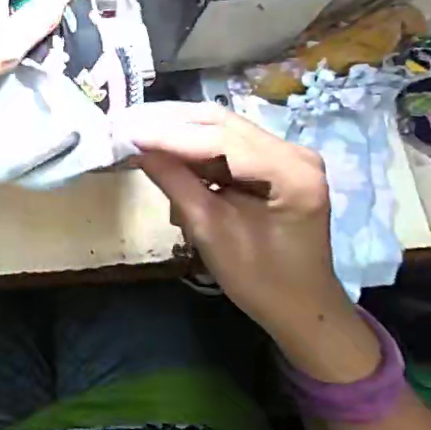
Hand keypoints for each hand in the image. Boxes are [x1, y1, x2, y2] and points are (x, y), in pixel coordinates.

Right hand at [121, 102, 377, 381]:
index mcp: (290, 172)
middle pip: (222, 124)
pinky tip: (166, 148)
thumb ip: (175, 181)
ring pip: (223, 129)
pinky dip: (196, 146)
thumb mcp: (211, 230)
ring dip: (181, 131)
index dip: (170, 135)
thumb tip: (137, 148)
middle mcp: (294, 152)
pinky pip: (230, 144)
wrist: (302, 307)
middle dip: (172, 123)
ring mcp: (288, 154)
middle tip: (128, 123)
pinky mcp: (277, 162)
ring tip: (140, 132)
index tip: (128, 132)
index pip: (221, 140)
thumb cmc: (260, 279)